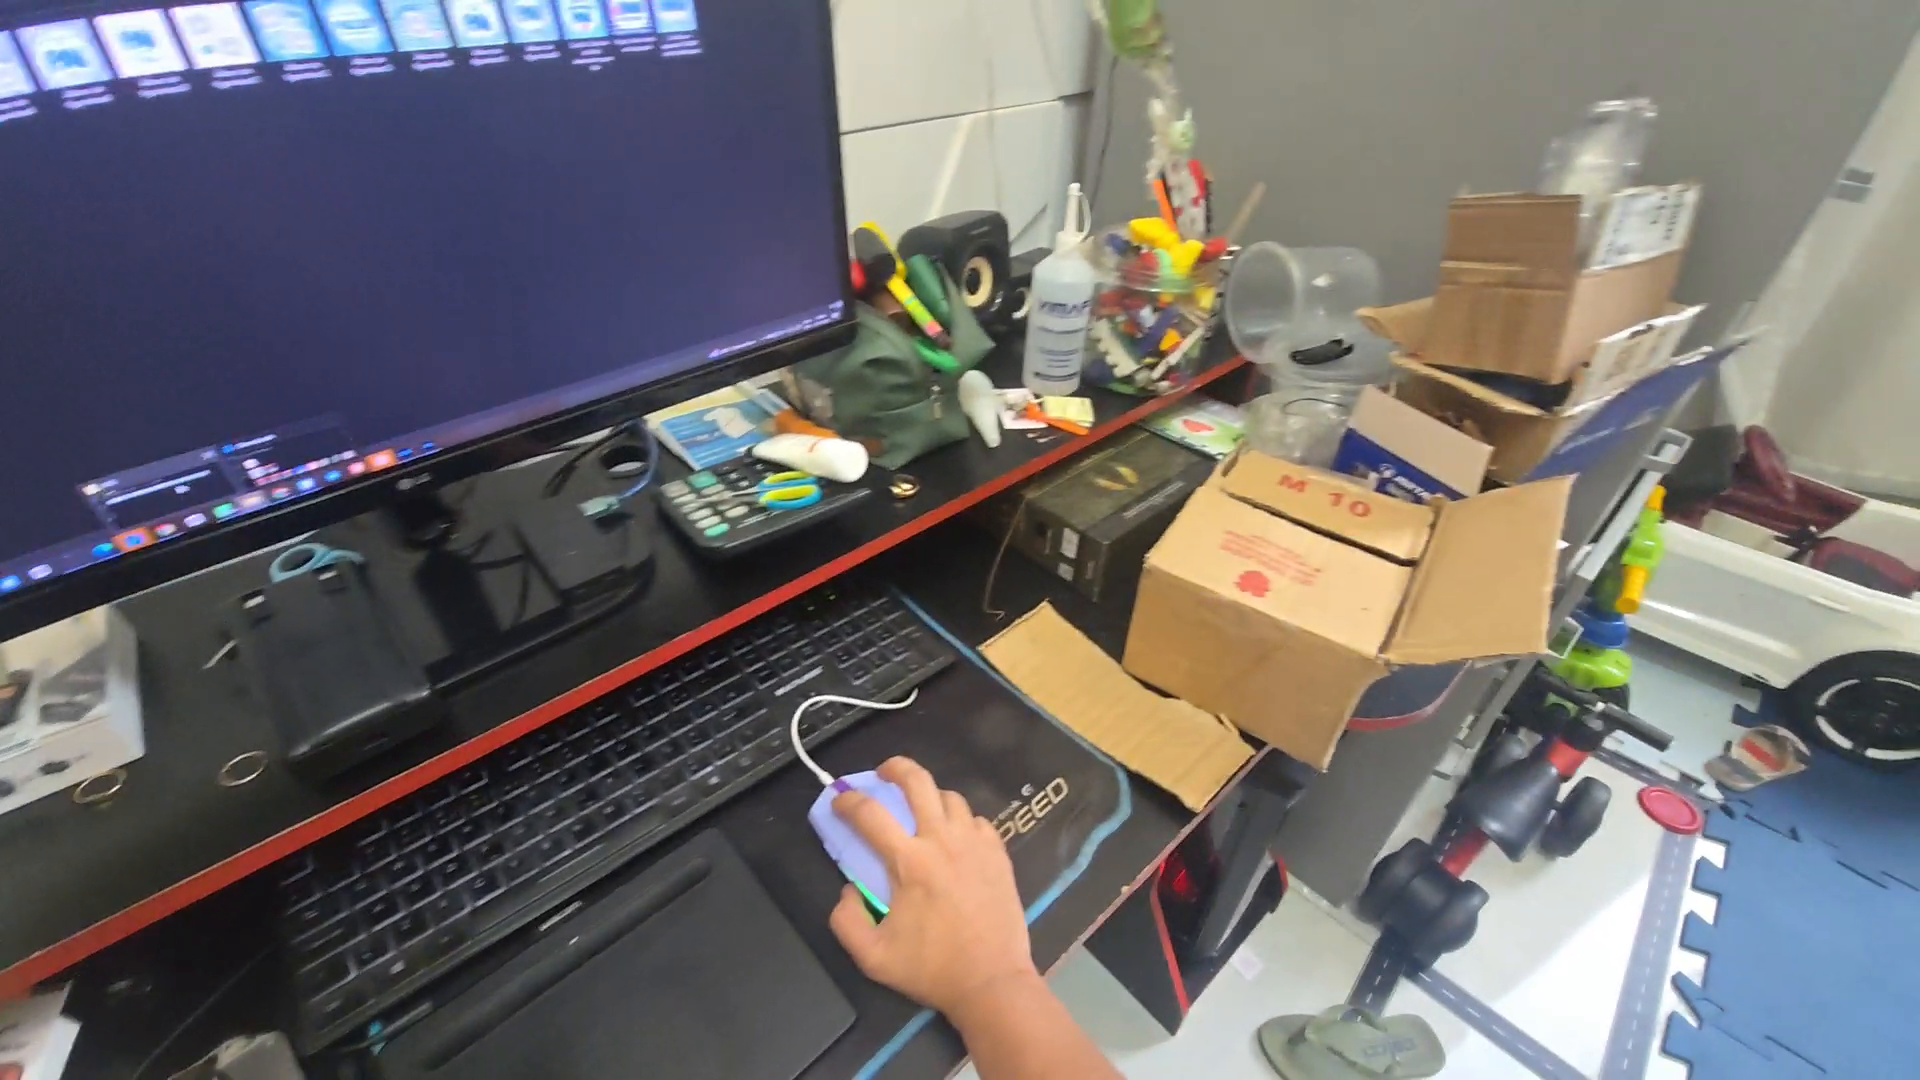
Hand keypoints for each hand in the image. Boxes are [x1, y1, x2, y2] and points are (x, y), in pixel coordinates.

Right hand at [827, 757, 1037, 1014]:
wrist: (992, 981)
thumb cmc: (932, 968)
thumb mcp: (873, 958)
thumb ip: (847, 921)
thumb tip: (848, 889)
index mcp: (909, 861)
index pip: (870, 814)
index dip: (849, 801)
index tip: (839, 799)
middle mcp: (942, 840)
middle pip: (918, 781)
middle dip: (896, 767)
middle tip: (883, 772)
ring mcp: (974, 842)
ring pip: (950, 797)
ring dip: (930, 796)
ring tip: (921, 809)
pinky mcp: (998, 852)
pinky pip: (976, 820)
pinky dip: (961, 821)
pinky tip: (956, 837)